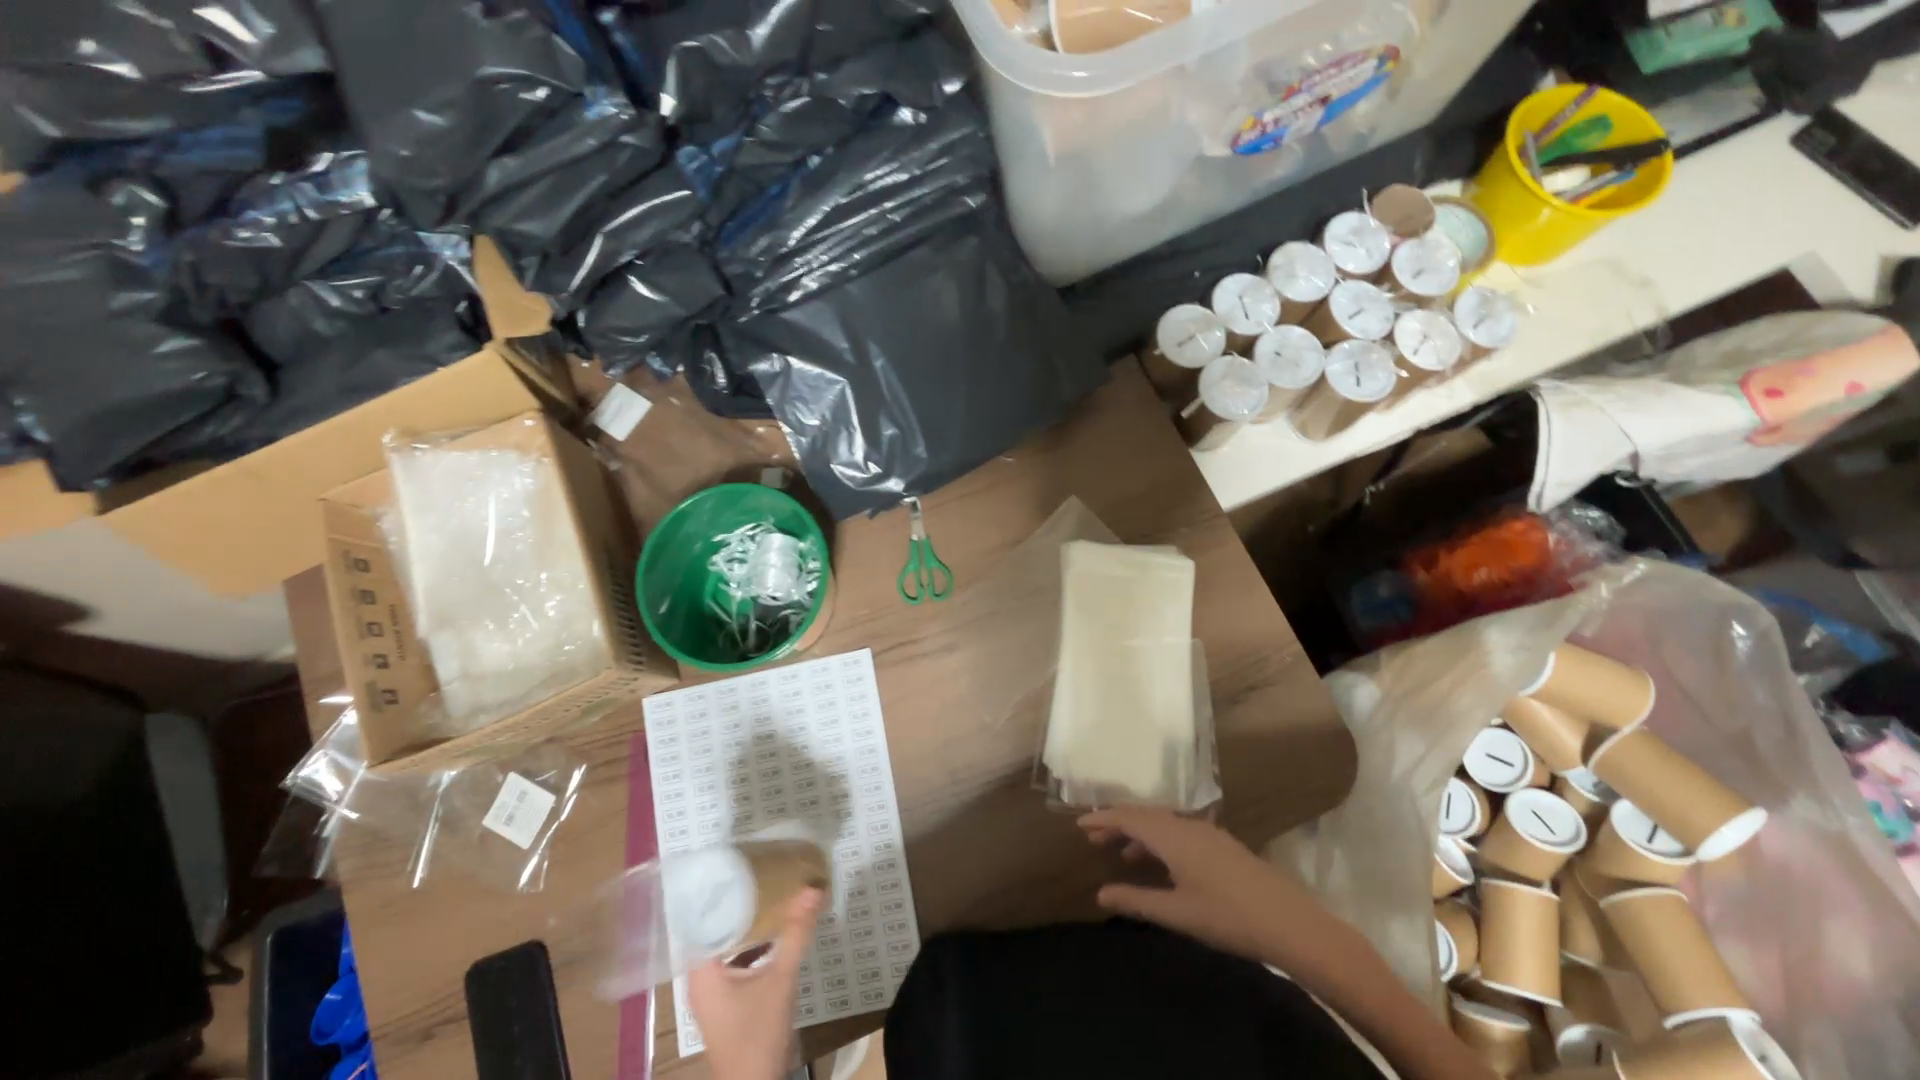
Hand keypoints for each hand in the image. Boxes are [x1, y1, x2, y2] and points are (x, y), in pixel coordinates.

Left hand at [687, 888, 823, 1079]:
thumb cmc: (758, 1034)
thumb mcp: (781, 980)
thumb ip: (796, 934)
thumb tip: (812, 889)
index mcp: (699, 970)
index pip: (699, 918)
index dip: (716, 891)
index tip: (734, 864)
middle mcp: (697, 979)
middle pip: (712, 930)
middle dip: (734, 904)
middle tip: (756, 872)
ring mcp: (710, 994)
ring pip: (723, 948)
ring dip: (742, 926)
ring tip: (765, 895)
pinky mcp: (724, 1005)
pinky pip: (731, 964)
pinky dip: (747, 946)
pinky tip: (769, 934)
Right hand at [1078, 806, 1340, 971]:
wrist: (1289, 923)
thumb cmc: (1227, 917)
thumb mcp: (1176, 912)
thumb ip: (1136, 900)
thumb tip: (1100, 893)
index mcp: (1174, 836)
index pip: (1131, 818)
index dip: (1103, 819)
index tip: (1079, 826)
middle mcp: (1190, 826)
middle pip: (1147, 816)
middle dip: (1119, 824)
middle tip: (1094, 839)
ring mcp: (1210, 835)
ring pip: (1166, 824)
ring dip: (1141, 834)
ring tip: (1122, 854)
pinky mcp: (1223, 847)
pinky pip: (1181, 833)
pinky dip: (1161, 841)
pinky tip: (1161, 864)